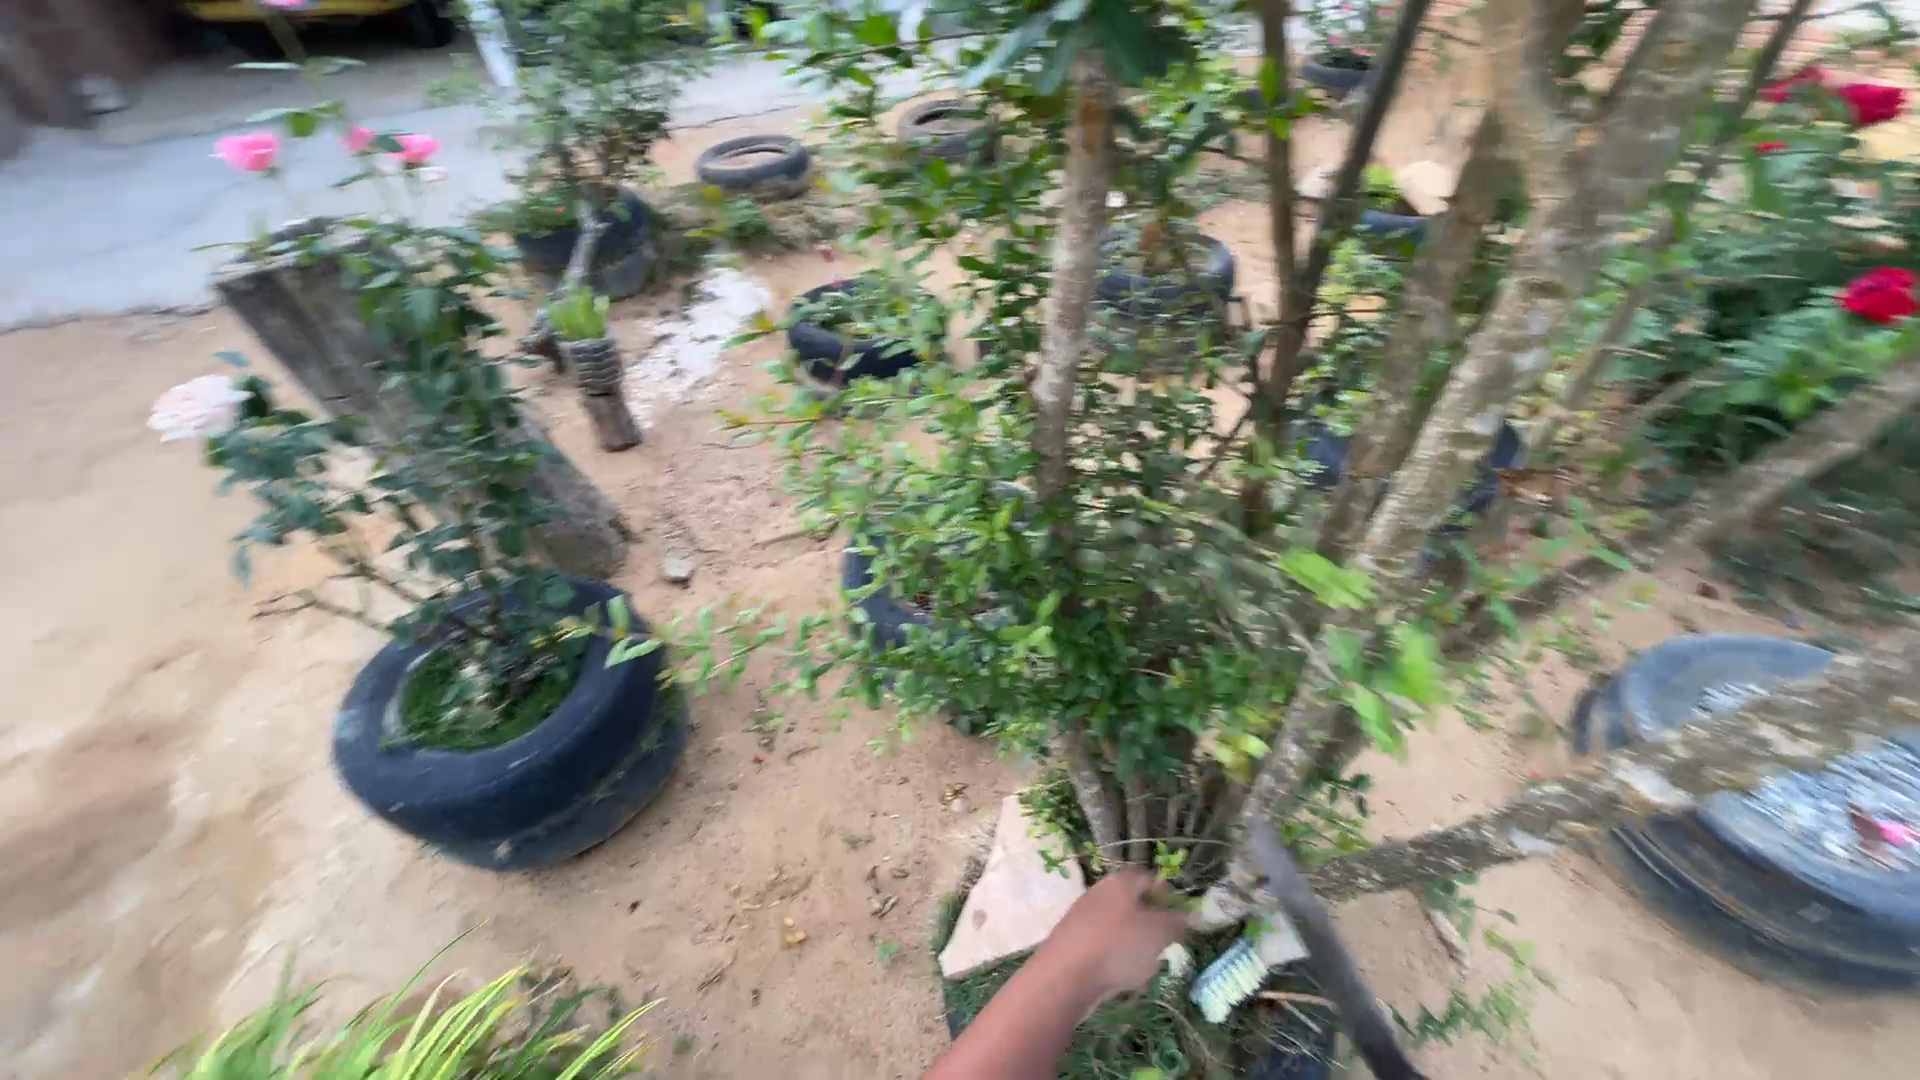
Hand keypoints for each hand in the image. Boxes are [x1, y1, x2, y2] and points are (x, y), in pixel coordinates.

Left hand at [1035, 866, 1188, 1004]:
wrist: (1066, 974)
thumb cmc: (1118, 945)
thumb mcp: (1157, 933)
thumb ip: (1176, 923)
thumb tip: (1189, 915)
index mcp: (1121, 882)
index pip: (1149, 879)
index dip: (1168, 895)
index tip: (1181, 917)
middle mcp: (1101, 892)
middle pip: (1134, 904)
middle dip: (1152, 925)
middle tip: (1165, 945)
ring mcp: (1085, 916)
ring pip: (1121, 928)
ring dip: (1136, 946)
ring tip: (1146, 966)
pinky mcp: (1075, 941)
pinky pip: (1105, 947)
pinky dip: (1117, 960)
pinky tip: (1124, 979)